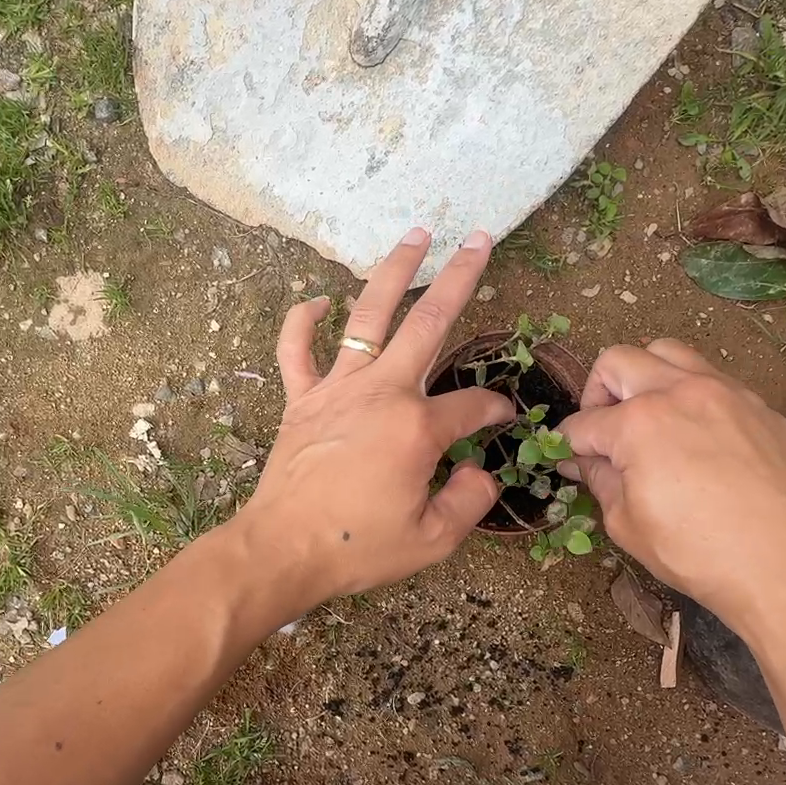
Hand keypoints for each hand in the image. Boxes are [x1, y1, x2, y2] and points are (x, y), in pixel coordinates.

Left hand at [230, 227, 513, 606]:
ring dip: (392, 272)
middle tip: (479, 239)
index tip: (502, 418)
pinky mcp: (300, 400)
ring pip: (367, 317)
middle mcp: (380, 394)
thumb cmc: (357, 548)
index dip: (495, 410)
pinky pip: (296, 350)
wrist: (283, 549)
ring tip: (414, 235)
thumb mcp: (432, 540)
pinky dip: (301, 323)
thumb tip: (480, 473)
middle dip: (459, 276)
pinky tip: (315, 301)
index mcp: (417, 428)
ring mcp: (335, 390)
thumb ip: (469, 502)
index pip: (472, 406)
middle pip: (428, 322)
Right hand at [554, 340, 785, 635]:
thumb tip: (584, 461)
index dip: (566, 446)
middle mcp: (680, 391)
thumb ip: (600, 480)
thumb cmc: (698, 552)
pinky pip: (711, 379)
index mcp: (639, 422)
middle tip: (601, 433)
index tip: (566, 461)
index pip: (582, 423)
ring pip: (668, 352)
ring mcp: (727, 393)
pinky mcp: (761, 408)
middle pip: (617, 363)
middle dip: (595, 394)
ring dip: (643, 378)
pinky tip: (691, 438)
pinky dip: (686, 395)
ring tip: (645, 420)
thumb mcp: (626, 523)